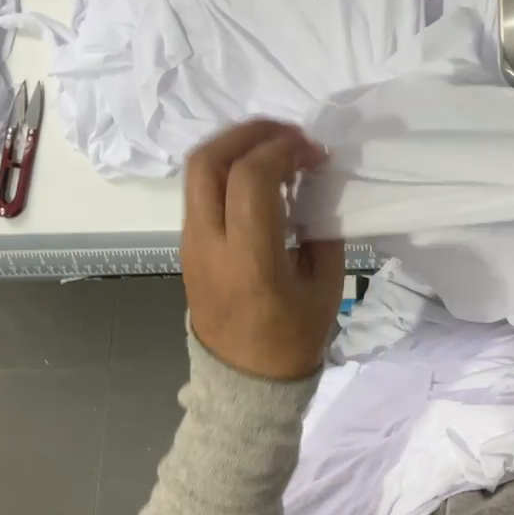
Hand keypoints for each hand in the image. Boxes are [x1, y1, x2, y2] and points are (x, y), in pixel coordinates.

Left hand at [182, 120, 345, 380]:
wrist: (244, 382)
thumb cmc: (293, 337)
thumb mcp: (326, 284)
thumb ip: (321, 227)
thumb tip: (315, 181)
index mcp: (249, 259)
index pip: (251, 177)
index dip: (284, 150)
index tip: (315, 153)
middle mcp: (209, 244)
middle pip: (207, 160)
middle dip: (249, 133)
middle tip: (289, 134)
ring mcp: (191, 243)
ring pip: (198, 170)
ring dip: (237, 146)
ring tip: (277, 150)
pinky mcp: (187, 244)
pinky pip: (201, 190)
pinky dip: (230, 169)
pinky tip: (262, 178)